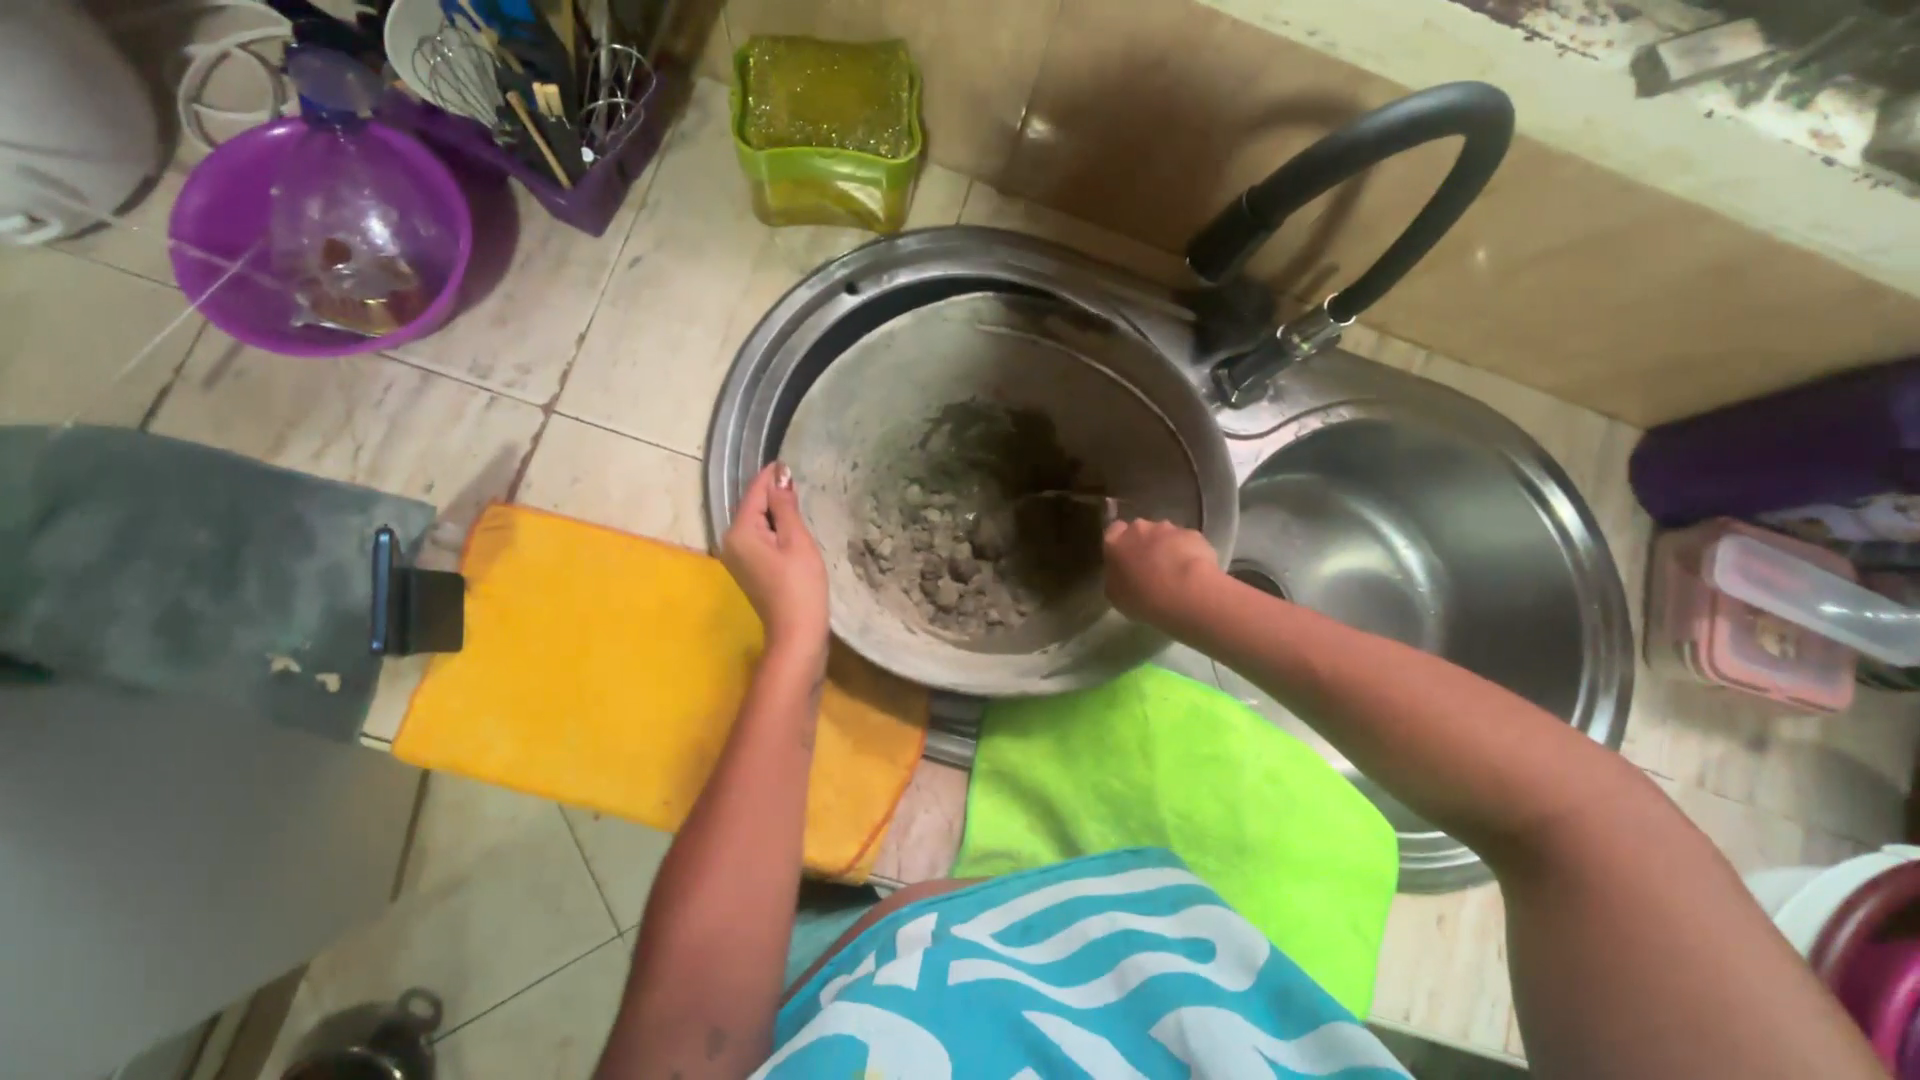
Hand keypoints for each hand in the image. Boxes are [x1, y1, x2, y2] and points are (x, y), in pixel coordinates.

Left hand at [723, 463, 828, 663]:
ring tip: (800, 501)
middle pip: (753, 506)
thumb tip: (780, 473)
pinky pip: (759, 538)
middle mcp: (730, 541)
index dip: (773, 476)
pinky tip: (792, 529)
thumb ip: (785, 505)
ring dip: (776, 512)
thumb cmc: (800, 585)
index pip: (755, 492)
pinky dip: (774, 530)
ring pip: (757, 522)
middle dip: (774, 493)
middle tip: (800, 481)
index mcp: (739, 531)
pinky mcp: (748, 568)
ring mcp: (737, 556)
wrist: (797, 633)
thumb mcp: (796, 540)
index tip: (791, 461)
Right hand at [1102, 518, 1222, 626]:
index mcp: (1114, 542)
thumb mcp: (1116, 596)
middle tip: (1151, 568)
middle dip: (1145, 544)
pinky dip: (1188, 553)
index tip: (1126, 560)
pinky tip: (1193, 573)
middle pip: (1140, 531)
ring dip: (1167, 548)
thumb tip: (1121, 574)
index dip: (1120, 545)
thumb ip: (1115, 578)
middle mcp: (1139, 529)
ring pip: (1165, 535)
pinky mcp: (1192, 534)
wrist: (1186, 591)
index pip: (1113, 532)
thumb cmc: (1144, 598)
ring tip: (1175, 573)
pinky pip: (1187, 542)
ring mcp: (1168, 529)